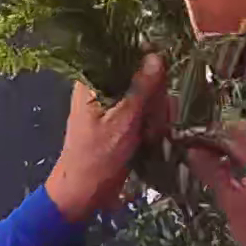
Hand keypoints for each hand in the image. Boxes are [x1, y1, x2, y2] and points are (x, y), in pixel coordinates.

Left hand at [45, 55, 167, 221]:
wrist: (85, 193)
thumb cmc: (97, 156)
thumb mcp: (122, 121)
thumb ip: (141, 88)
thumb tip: (157, 56)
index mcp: (94, 80)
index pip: (123, 53)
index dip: (146, 60)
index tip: (161, 75)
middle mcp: (104, 85)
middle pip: (142, 72)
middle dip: (154, 95)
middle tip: (153, 117)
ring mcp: (116, 101)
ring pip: (149, 91)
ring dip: (156, 111)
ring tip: (150, 132)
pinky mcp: (124, 116)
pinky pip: (148, 107)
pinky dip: (153, 120)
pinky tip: (152, 134)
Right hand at [188, 130, 245, 245]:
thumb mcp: (233, 205)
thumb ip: (215, 174)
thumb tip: (193, 150)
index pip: (235, 139)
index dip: (211, 136)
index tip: (188, 137)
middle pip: (243, 145)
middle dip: (218, 143)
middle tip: (191, 147)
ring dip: (226, 156)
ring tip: (200, 158)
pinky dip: (237, 169)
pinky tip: (221, 175)